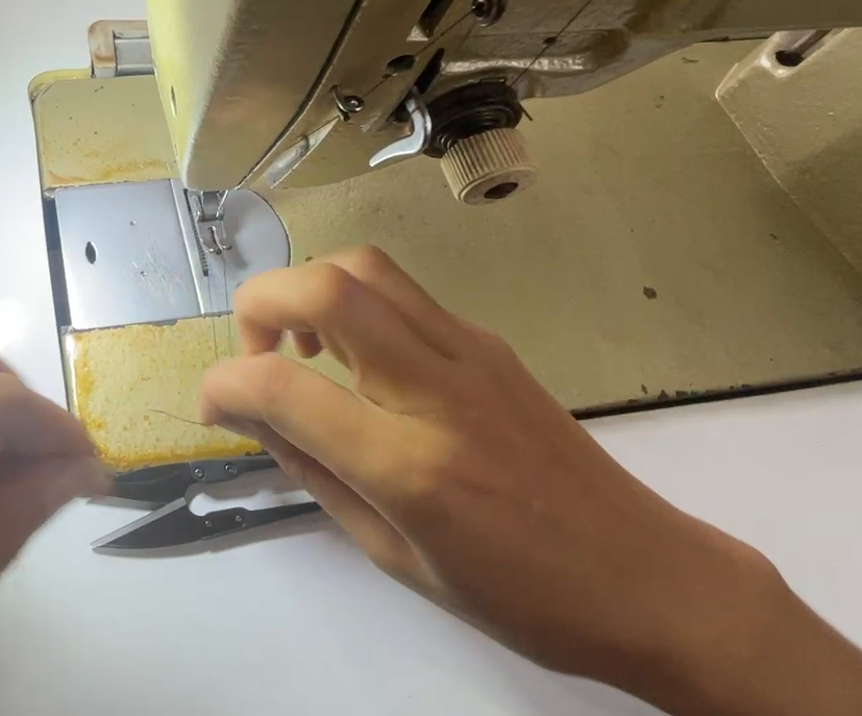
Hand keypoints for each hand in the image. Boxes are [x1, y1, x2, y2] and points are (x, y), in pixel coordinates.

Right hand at [200, 247, 861, 715]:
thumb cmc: (516, 594)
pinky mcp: (487, 340)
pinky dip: (351, 304)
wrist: (648, 578)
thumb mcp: (392, 555)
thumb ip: (312, 472)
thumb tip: (252, 413)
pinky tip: (355, 359)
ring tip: (301, 346)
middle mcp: (436, 388)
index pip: (282, 387)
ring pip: (363, 267)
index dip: (224, 385)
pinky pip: (400, 293)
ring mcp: (468, 351)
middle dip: (258, 304)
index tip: (213, 406)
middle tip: (253, 353)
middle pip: (324, 288)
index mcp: (409, 466)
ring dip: (306, 289)